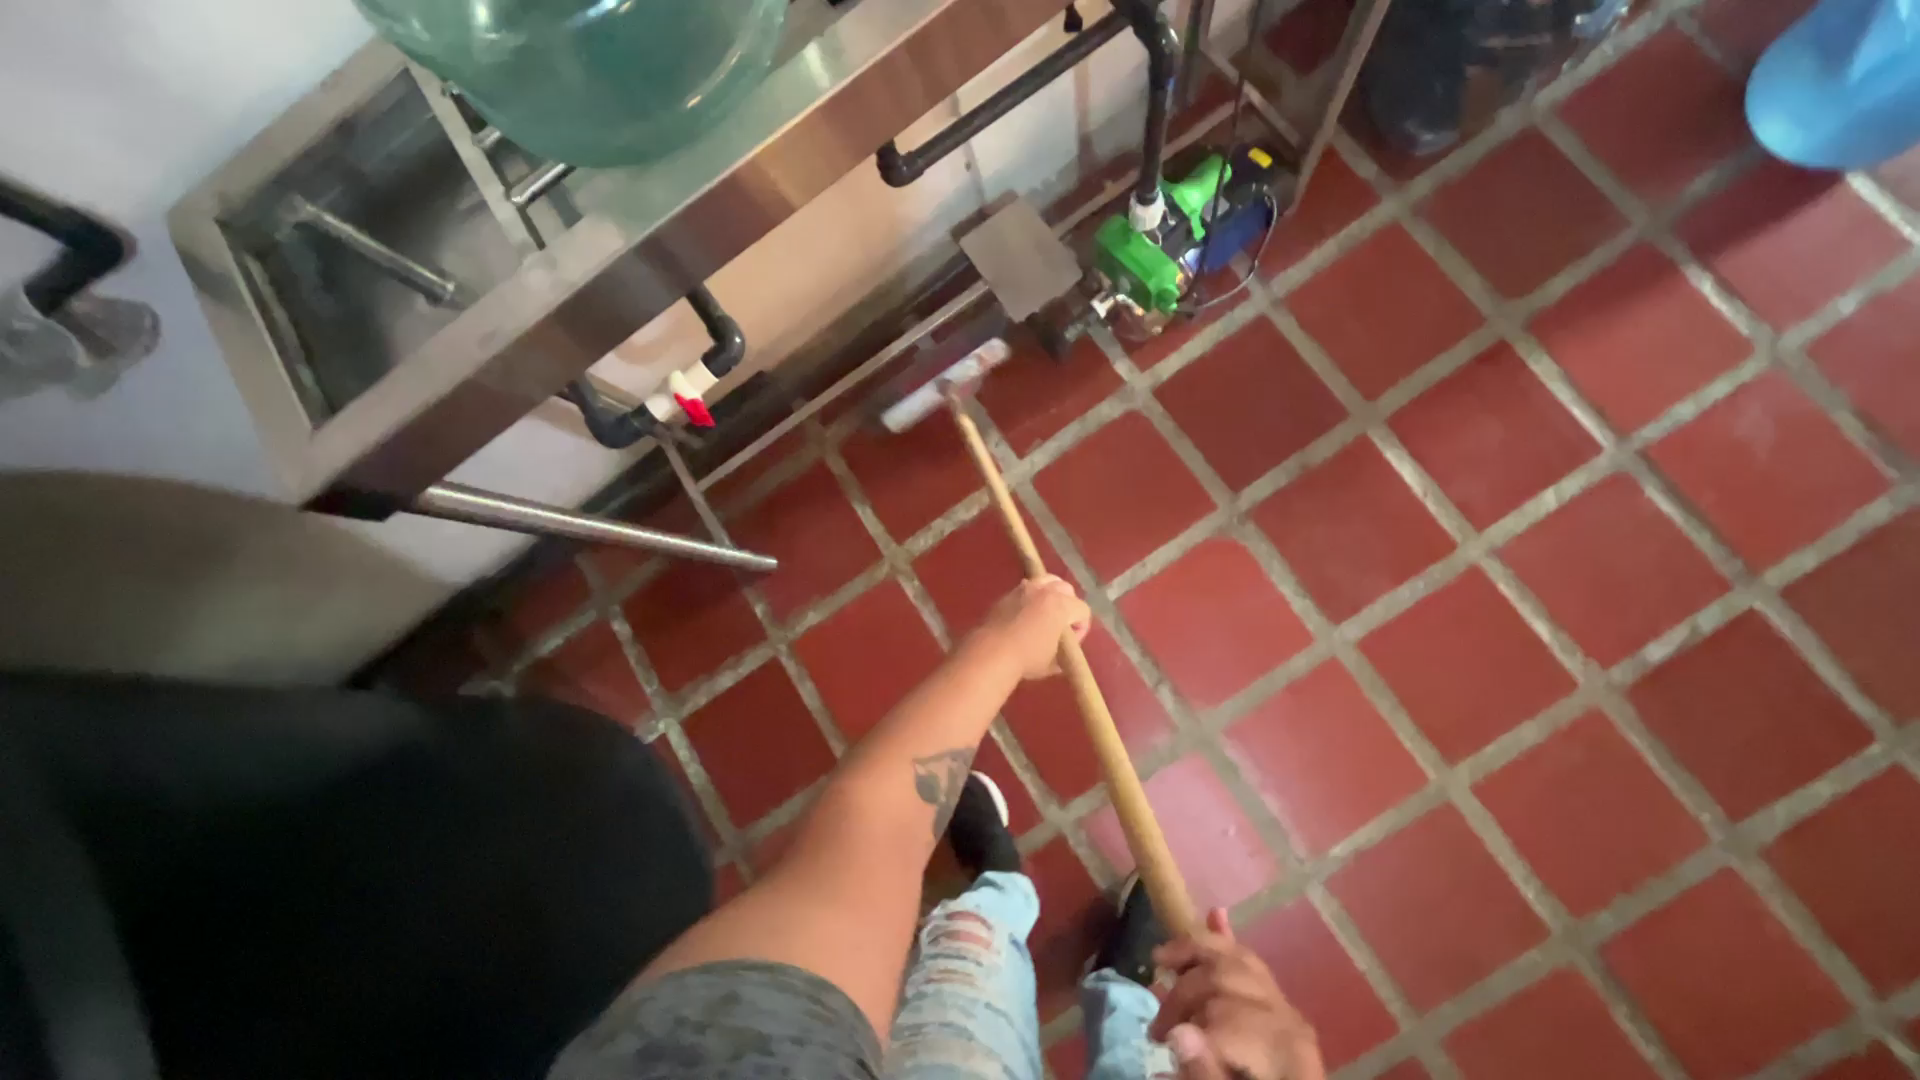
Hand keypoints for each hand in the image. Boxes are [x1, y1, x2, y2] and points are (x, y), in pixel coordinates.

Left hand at [968, 575, 1090, 680]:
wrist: (991, 652)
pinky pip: (1027, 587)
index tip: (1070, 643)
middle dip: (1068, 606)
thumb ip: (1065, 651)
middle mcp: (1046, 591)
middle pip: (1067, 590)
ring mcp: (1025, 589)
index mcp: (1062, 606)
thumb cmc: (1028, 659)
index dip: (1081, 628)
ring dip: (1051, 594)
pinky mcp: (1008, 593)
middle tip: (1060, 626)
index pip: (1083, 611)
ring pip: (1047, 581)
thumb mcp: (1054, 662)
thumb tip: (1064, 648)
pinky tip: (1026, 613)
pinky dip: (1032, 596)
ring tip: (1045, 613)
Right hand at [1151, 909, 1324, 1079]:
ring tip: (1161, 961)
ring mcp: (1287, 1015)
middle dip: (1183, 996)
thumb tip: (1178, 1034)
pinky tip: (1215, 914)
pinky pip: (1254, 967)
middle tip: (1155, 1032)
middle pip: (1228, 979)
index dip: (1190, 1025)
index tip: (1160, 1048)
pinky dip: (1230, 941)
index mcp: (1283, 1051)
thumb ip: (1208, 1077)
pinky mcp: (1282, 1016)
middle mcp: (1289, 1022)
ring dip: (1196, 953)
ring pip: (1239, 961)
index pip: (1228, 1015)